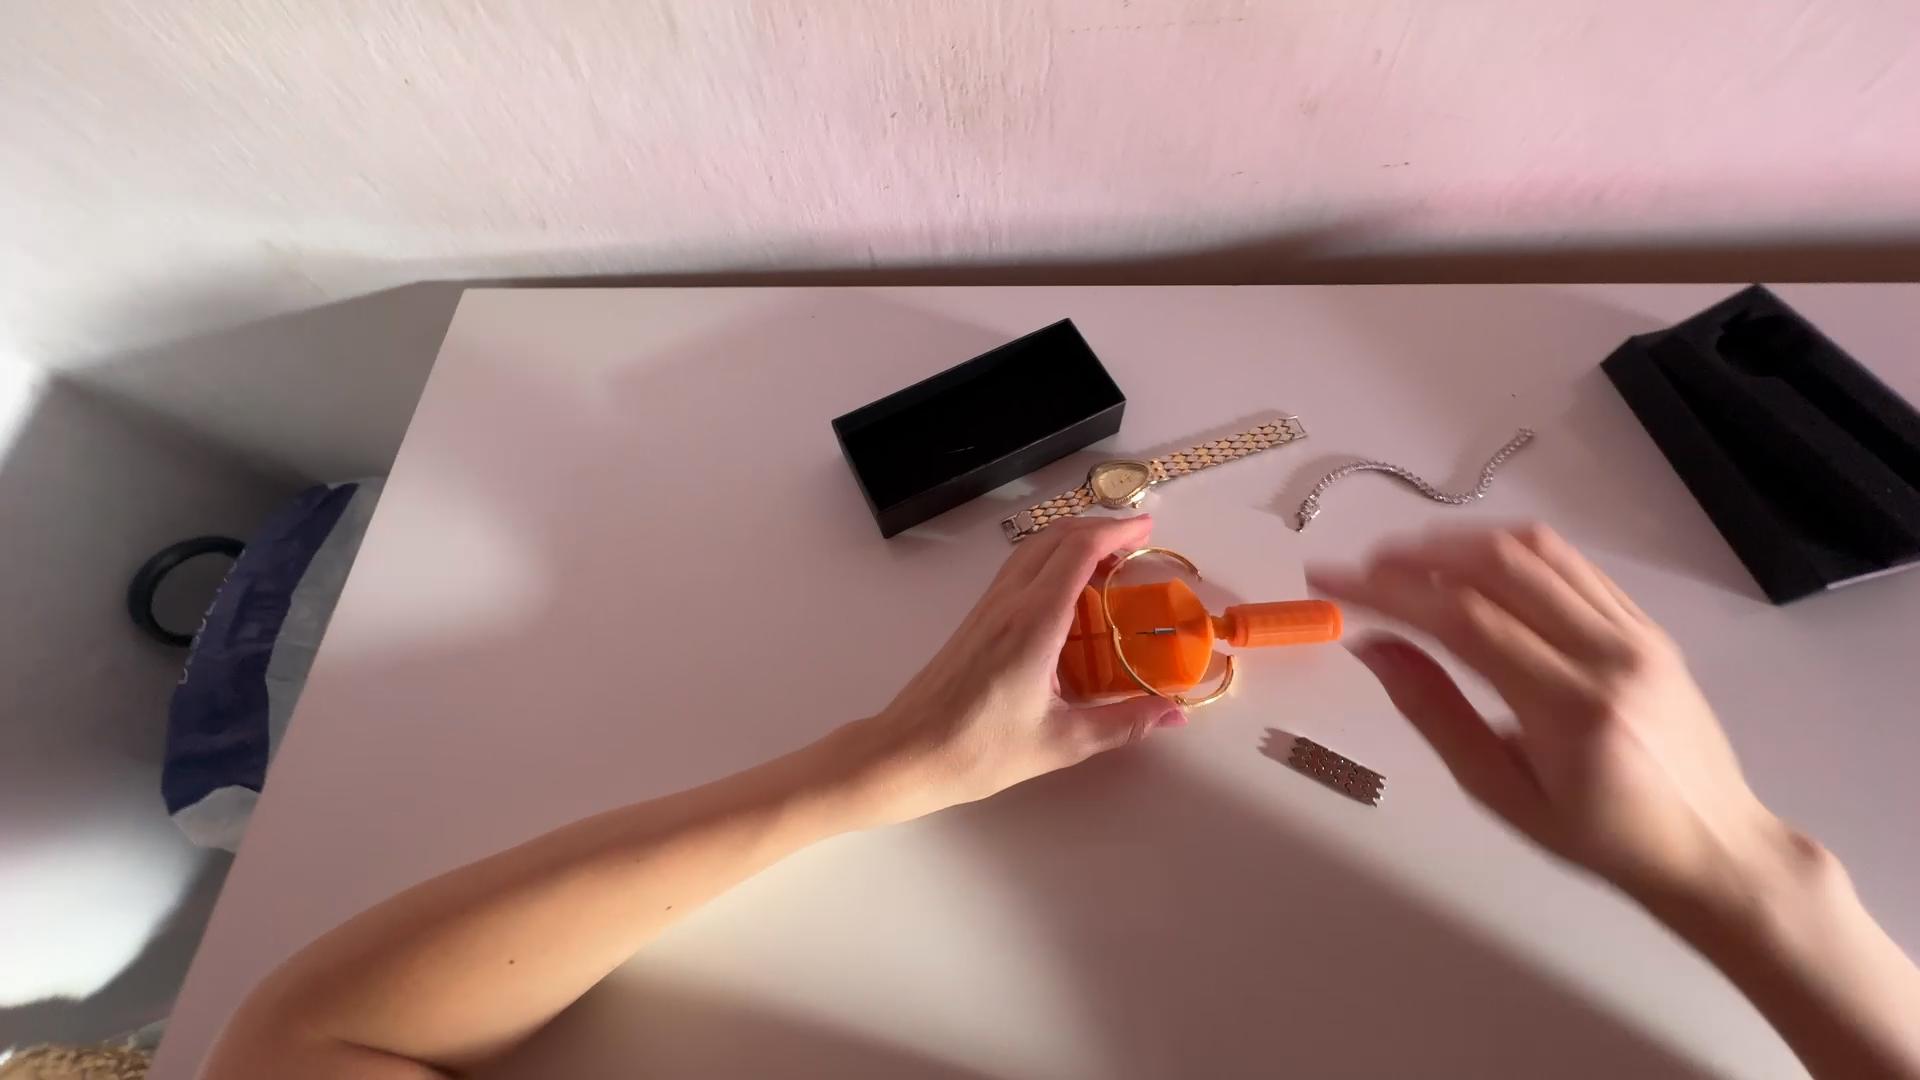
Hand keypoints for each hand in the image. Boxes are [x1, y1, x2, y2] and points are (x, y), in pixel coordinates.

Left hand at [850, 515, 1186, 825]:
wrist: (907, 752)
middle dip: (1097, 528)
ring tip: (1108, 563)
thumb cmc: (981, 750)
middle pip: (1053, 538)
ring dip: (1070, 542)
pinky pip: (1017, 571)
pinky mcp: (976, 619)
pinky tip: (1066, 594)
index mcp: (1033, 620)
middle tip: (1136, 542)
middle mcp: (1008, 601)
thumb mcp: (1062, 742)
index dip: (1114, 530)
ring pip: (1031, 550)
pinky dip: (1049, 562)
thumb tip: (1176, 714)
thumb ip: (1123, 724)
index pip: (1077, 550)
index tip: (1147, 528)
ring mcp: (987, 607)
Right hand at [1307, 524, 1796, 910]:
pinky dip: (1502, 547)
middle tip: (1361, 568)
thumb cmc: (1595, 834)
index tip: (1328, 578)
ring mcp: (1635, 631)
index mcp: (1569, 706)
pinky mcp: (1645, 623)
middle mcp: (1609, 653)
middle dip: (1414, 556)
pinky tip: (1464, 561)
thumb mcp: (1495, 789)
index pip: (1462, 618)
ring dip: (1455, 542)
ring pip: (1533, 551)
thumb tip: (1370, 645)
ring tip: (1403, 559)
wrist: (1717, 848)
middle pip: (1497, 567)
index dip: (1386, 590)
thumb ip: (1431, 710)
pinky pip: (1566, 561)